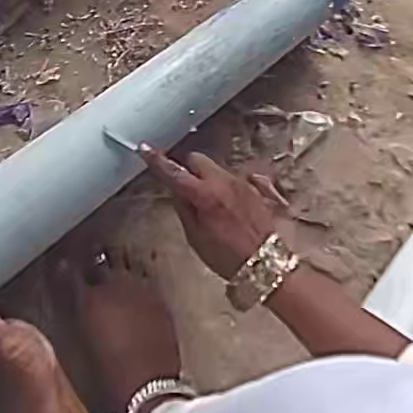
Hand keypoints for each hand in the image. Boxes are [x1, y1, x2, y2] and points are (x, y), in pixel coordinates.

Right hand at [139, 145, 286, 279]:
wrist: (266, 262)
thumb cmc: (229, 257)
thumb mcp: (196, 238)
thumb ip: (183, 209)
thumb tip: (176, 191)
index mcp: (204, 195)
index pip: (174, 172)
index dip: (157, 160)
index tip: (145, 149)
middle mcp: (222, 181)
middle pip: (196, 159)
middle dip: (188, 169)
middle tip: (186, 190)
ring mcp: (239, 181)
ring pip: (214, 168)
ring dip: (206, 179)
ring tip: (209, 207)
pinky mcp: (252, 186)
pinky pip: (229, 178)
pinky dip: (222, 187)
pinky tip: (225, 207)